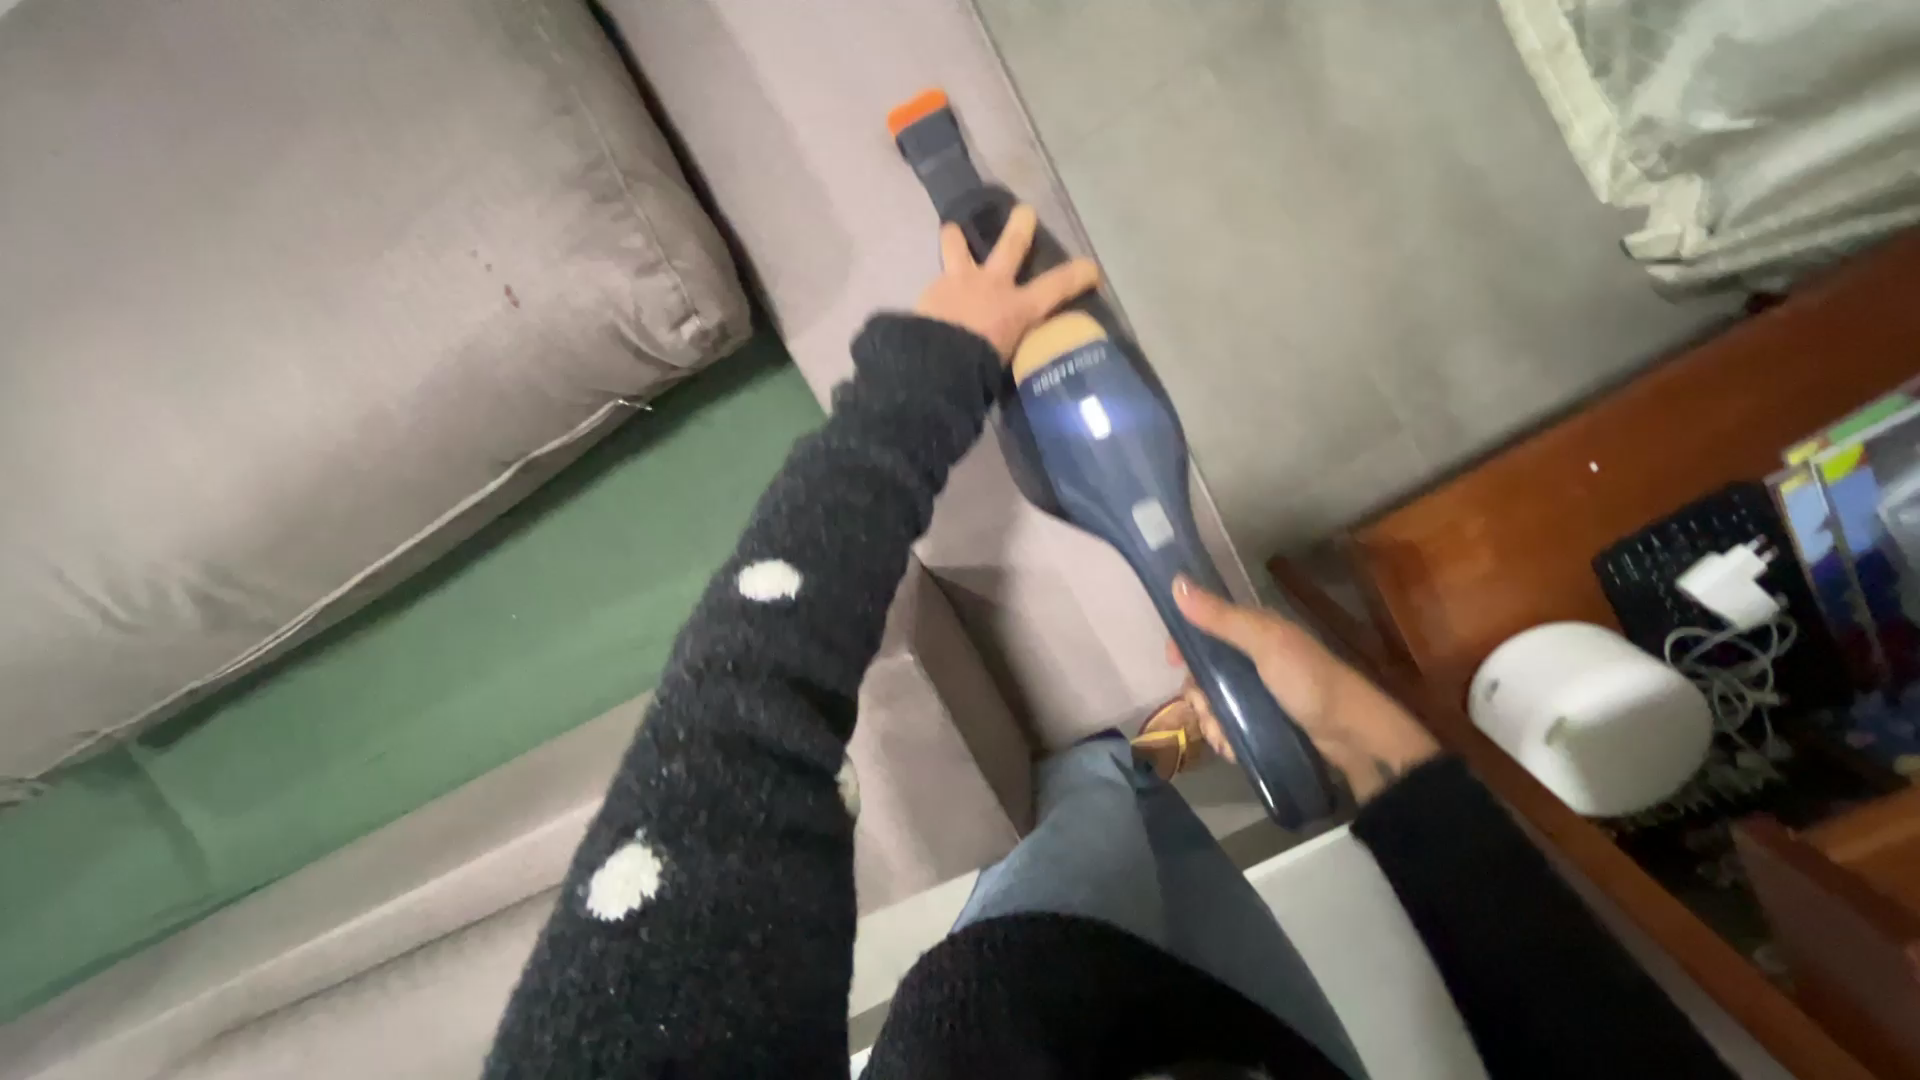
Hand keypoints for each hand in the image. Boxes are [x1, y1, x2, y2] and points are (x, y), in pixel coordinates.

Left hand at [913, 204, 1100, 361]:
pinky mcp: (931, 291)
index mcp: (1019, 308)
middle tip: (1024, 211)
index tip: (1093, 269)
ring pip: (957, 250)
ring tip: (951, 230)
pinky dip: (935, 290)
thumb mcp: (1009, 358)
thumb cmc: (979, 369)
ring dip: (955, 239)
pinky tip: (930, 298)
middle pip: (1011, 247)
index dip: (1078, 275)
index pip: (1058, 286)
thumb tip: (1012, 342)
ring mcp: (960, 283)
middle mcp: (993, 286)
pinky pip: (934, 286)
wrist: (936, 363)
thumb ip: (1013, 342)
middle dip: (1020, 227)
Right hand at [1169, 576, 1439, 803]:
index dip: (1184, 645)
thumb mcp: (1264, 644)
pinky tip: (1232, 747)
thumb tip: (1176, 583)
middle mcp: (1252, 658)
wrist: (1353, 736)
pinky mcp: (1263, 720)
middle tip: (1208, 712)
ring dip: (1211, 722)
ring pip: (1213, 702)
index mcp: (1253, 631)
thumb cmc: (1308, 681)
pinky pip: (1228, 725)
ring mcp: (1258, 691)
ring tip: (1224, 738)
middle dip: (1198, 696)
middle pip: (1203, 672)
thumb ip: (1221, 618)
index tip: (1174, 664)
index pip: (1203, 629)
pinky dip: (1225, 737)